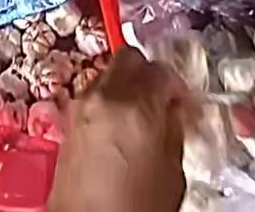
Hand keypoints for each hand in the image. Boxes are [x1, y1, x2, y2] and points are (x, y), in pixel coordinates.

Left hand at [48, 48, 190, 211]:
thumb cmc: (135, 209)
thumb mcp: (171, 175)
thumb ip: (174, 131)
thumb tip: (175, 109)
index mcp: (139, 108)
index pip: (163, 72)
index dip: (177, 86)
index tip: (185, 103)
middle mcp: (108, 95)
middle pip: (131, 58)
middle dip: (149, 73)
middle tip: (162, 98)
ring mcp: (84, 101)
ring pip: (111, 71)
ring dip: (127, 83)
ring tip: (140, 113)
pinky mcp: (69, 114)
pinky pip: (94, 90)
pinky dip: (109, 96)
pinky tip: (118, 124)